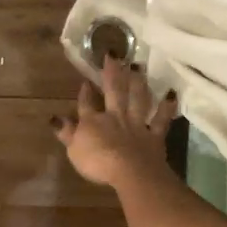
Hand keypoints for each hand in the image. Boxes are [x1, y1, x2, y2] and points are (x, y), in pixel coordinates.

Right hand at [53, 56, 177, 187]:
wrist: (131, 172)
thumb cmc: (98, 163)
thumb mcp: (74, 149)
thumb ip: (66, 132)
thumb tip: (54, 117)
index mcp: (93, 122)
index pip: (86, 104)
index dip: (85, 93)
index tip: (85, 80)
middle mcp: (115, 117)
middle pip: (113, 91)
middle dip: (112, 73)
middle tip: (114, 54)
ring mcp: (136, 124)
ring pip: (137, 99)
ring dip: (138, 82)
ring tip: (139, 65)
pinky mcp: (155, 136)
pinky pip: (162, 119)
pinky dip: (166, 107)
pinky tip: (172, 94)